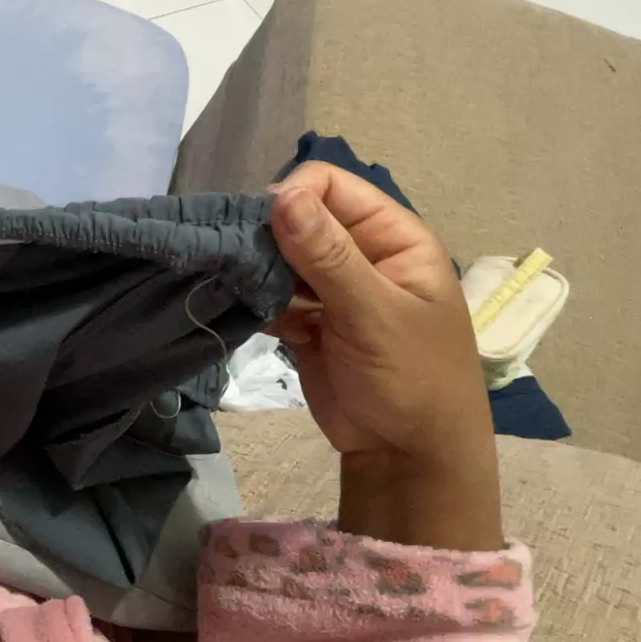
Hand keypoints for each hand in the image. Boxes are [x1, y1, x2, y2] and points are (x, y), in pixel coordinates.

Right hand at [268, 162, 501, 550]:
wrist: (404, 453)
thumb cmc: (410, 377)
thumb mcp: (373, 313)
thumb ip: (327, 255)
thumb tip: (281, 196)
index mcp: (392, 239)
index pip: (331, 188)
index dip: (292, 198)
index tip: (258, 231)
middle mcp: (358, 256)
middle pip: (297, 220)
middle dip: (263, 236)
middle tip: (233, 262)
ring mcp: (328, 290)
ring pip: (277, 258)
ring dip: (252, 270)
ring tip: (230, 287)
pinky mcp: (303, 322)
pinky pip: (268, 296)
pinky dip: (251, 301)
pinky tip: (237, 311)